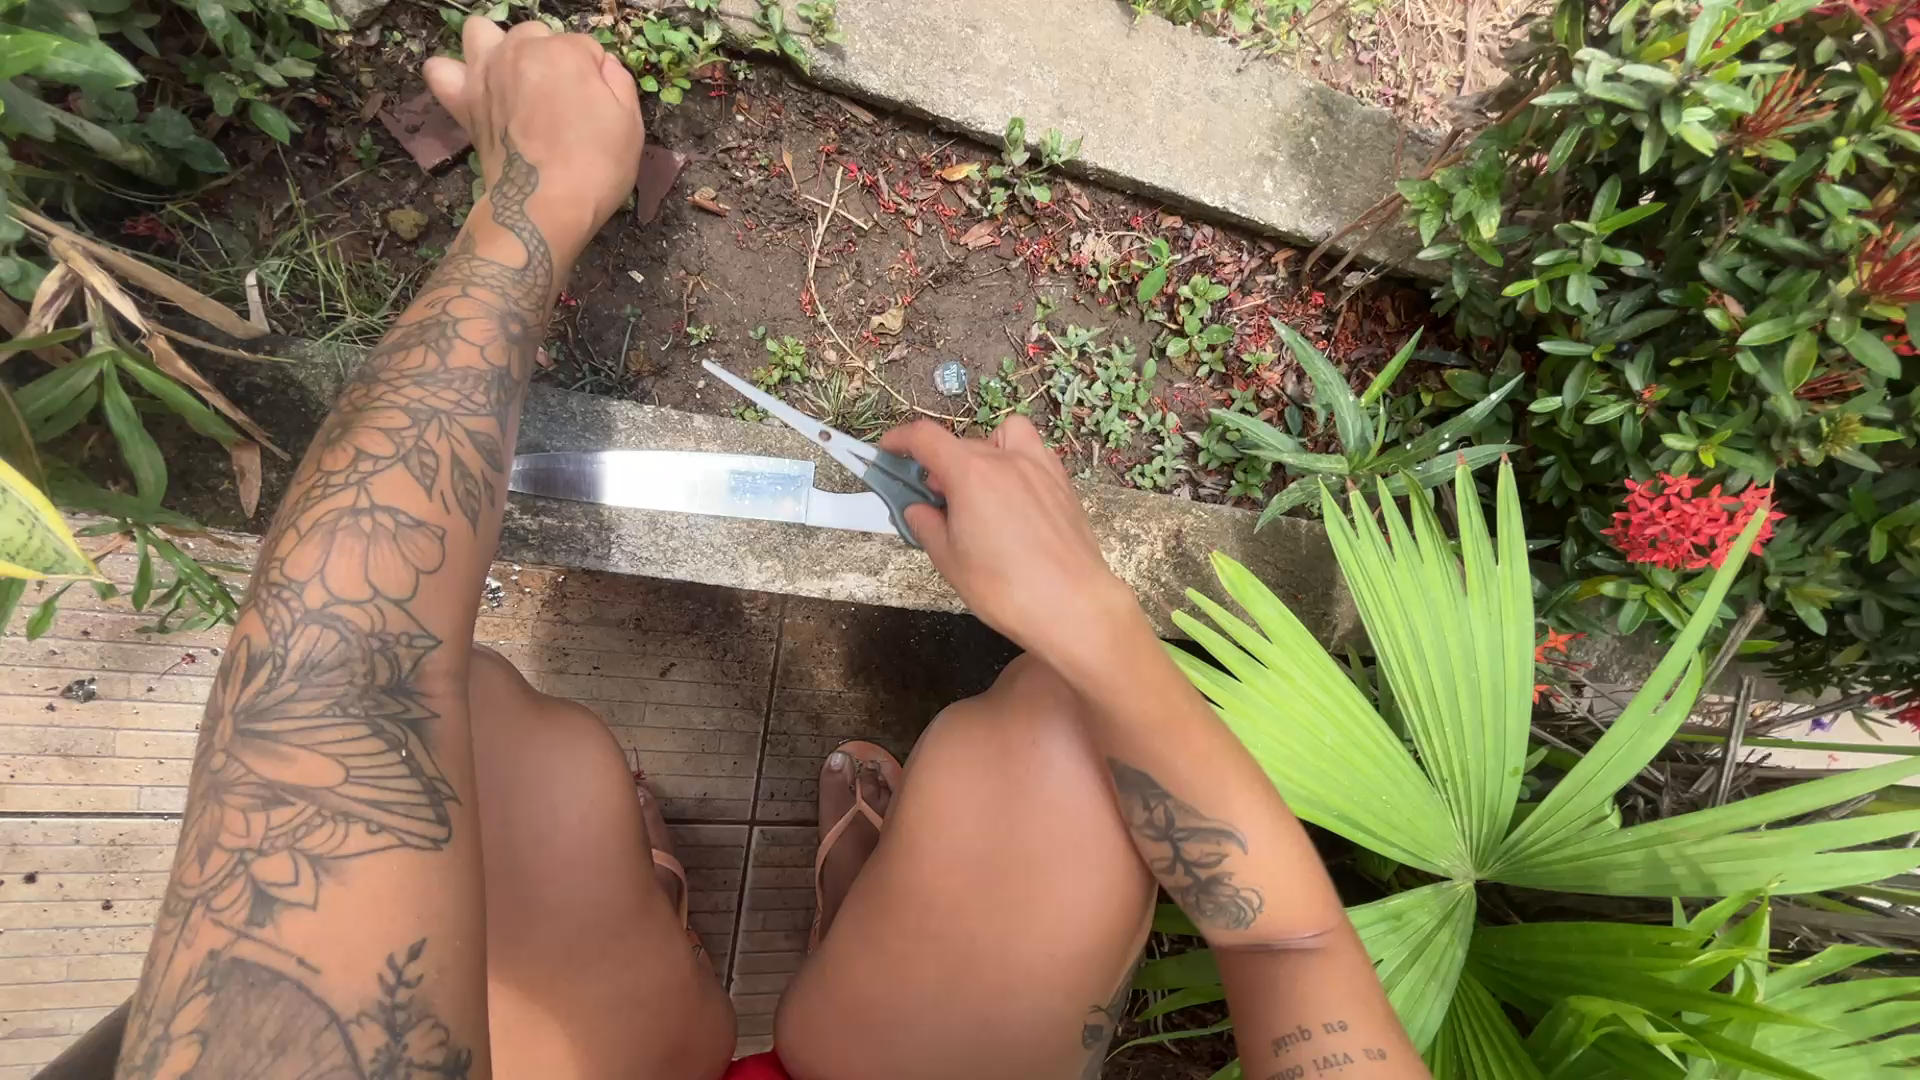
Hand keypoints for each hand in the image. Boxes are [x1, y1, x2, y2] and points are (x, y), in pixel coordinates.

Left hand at [424, 18, 642, 258]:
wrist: (548, 205)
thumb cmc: (597, 168)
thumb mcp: (631, 126)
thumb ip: (620, 82)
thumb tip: (604, 65)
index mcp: (565, 51)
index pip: (588, 49)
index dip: (599, 80)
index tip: (602, 109)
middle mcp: (520, 48)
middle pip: (540, 37)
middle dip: (555, 62)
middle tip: (567, 105)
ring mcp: (485, 70)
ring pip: (485, 33)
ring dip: (501, 50)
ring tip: (517, 83)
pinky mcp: (463, 98)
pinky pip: (440, 69)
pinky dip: (457, 76)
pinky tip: (478, 93)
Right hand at [881, 416, 1148, 668]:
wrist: (1072, 605)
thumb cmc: (1006, 589)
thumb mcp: (951, 562)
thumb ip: (927, 526)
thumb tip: (917, 509)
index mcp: (971, 473)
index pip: (926, 438)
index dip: (900, 440)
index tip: (888, 451)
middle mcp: (1006, 459)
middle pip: (961, 445)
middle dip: (940, 467)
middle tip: (934, 503)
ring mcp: (1039, 467)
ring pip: (1001, 438)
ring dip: (982, 453)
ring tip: (978, 491)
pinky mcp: (1062, 483)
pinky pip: (1032, 454)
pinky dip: (1014, 463)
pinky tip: (1012, 498)